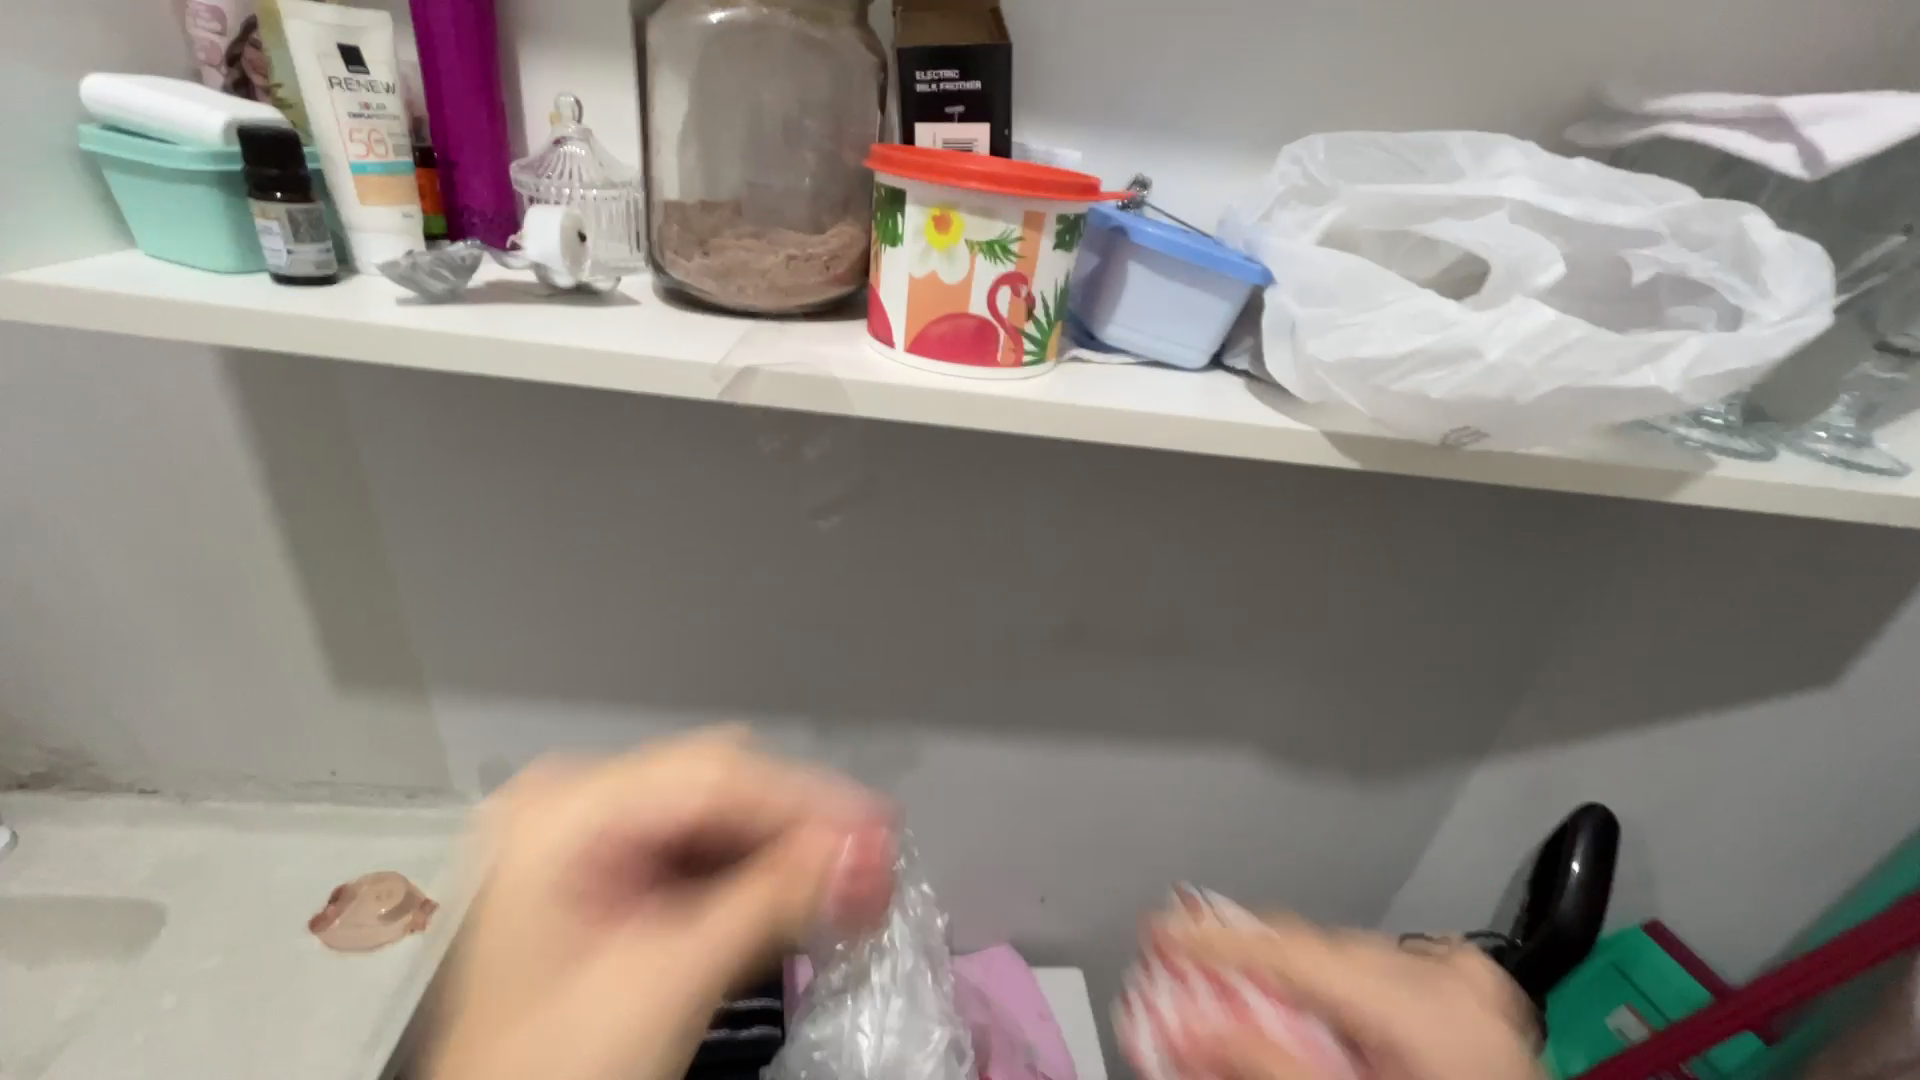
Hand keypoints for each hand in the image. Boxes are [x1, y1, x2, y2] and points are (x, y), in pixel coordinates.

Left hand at [428, 730, 894, 1079]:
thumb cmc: (562, 1065)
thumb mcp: (669, 982)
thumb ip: (774, 901)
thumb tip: (871, 849)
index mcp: (564, 814)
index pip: (711, 776)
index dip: (806, 798)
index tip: (882, 830)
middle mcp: (579, 800)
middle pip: (721, 784)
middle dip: (804, 823)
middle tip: (875, 865)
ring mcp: (598, 828)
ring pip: (724, 811)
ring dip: (792, 846)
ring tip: (857, 883)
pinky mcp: (621, 860)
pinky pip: (709, 843)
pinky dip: (764, 868)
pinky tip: (808, 891)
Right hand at [1150, 915, 1542, 1079]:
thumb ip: (1265, 1067)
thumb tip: (1188, 1031)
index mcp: (1422, 1012)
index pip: (1294, 955)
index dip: (1218, 943)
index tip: (1160, 930)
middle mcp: (1447, 982)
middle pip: (1317, 950)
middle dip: (1250, 961)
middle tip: (1190, 967)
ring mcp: (1468, 985)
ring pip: (1348, 955)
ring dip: (1295, 974)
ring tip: (1249, 993)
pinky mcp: (1475, 996)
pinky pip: (1388, 965)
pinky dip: (1343, 978)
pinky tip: (1326, 1002)